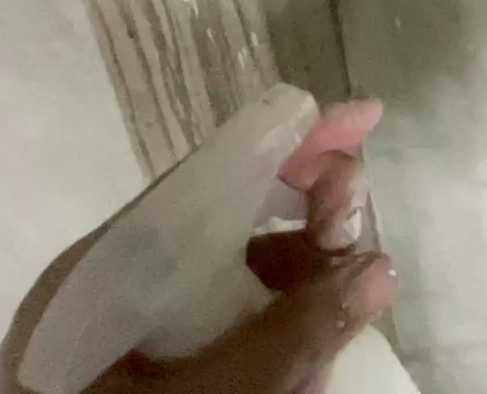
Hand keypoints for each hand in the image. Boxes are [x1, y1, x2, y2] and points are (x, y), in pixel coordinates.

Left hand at [0, 100, 397, 393]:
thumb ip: (288, 337)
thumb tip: (381, 269)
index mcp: (105, 268)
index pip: (214, 170)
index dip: (295, 136)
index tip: (368, 117)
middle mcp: (124, 276)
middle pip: (246, 210)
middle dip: (316, 215)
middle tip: (353, 241)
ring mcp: (144, 318)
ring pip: (259, 265)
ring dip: (312, 286)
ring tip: (325, 351)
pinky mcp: (162, 357)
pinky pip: (249, 311)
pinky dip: (290, 324)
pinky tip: (305, 372)